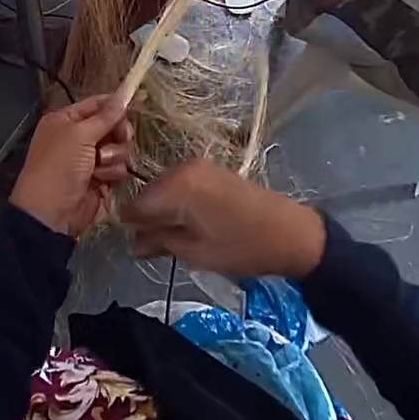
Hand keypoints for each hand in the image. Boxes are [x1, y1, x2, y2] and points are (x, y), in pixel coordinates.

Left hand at [10, 96, 132, 236]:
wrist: (51, 212)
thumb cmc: (59, 166)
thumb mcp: (79, 135)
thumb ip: (105, 116)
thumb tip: (122, 96)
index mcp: (66, 121)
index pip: (96, 104)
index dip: (116, 104)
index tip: (139, 100)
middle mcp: (77, 137)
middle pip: (112, 125)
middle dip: (117, 133)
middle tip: (121, 137)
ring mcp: (89, 159)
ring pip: (118, 148)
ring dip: (113, 156)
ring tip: (99, 166)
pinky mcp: (100, 178)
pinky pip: (118, 168)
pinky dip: (112, 173)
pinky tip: (101, 181)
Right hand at [122, 159, 326, 277]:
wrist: (290, 233)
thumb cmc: (241, 247)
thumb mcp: (195, 252)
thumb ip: (159, 243)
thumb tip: (133, 244)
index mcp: (176, 187)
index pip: (134, 205)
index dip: (128, 227)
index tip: (132, 245)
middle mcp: (183, 169)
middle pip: (149, 195)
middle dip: (146, 219)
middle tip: (153, 247)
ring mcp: (199, 167)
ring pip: (165, 190)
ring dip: (164, 211)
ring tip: (175, 238)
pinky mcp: (212, 170)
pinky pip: (182, 185)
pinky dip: (179, 203)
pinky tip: (189, 223)